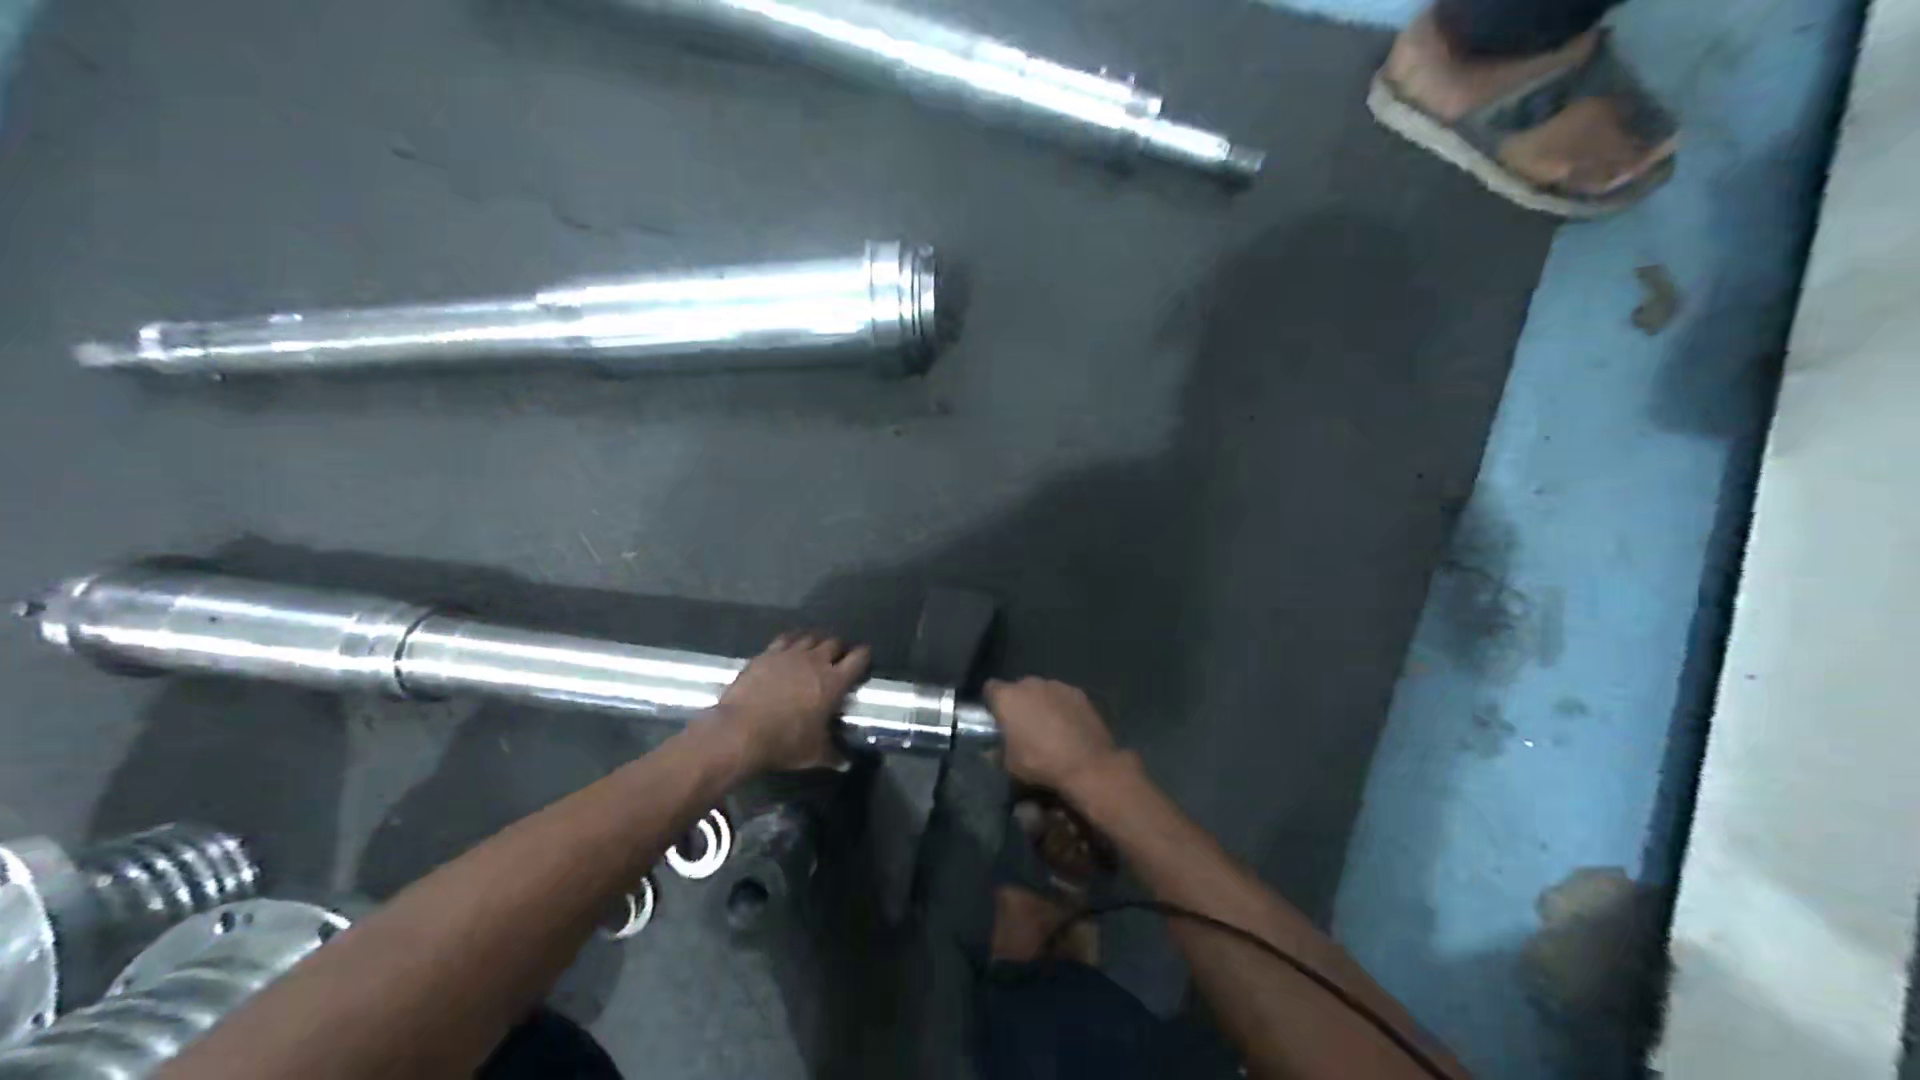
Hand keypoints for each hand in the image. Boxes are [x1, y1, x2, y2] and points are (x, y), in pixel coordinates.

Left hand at [713, 632, 870, 772]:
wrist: (740, 731)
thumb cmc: (784, 742)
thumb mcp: (814, 754)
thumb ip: (834, 755)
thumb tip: (846, 763)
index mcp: (834, 682)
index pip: (858, 658)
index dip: (864, 655)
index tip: (864, 657)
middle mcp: (815, 661)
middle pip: (835, 642)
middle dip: (840, 648)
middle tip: (838, 658)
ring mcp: (789, 655)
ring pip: (810, 637)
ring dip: (817, 641)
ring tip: (815, 650)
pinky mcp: (766, 654)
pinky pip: (785, 639)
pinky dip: (792, 640)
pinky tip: (789, 647)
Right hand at [984, 677, 1124, 794]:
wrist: (1087, 764)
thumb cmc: (1040, 763)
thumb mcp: (1010, 766)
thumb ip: (997, 752)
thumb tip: (992, 750)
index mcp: (1007, 698)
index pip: (990, 688)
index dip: (992, 702)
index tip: (997, 718)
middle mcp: (1030, 684)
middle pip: (1018, 688)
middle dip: (1018, 702)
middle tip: (1023, 725)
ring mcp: (1056, 685)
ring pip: (1041, 690)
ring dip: (1041, 702)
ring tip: (1049, 726)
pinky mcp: (1078, 692)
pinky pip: (1062, 696)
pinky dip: (1062, 706)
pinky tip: (1069, 725)